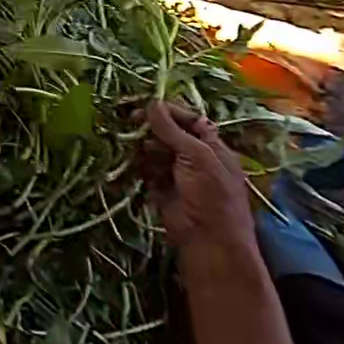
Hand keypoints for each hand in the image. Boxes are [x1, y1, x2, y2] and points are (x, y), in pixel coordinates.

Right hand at [138, 103, 254, 251]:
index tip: (149, 106)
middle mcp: (194, 157)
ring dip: (144, 147)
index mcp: (211, 147)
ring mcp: (177, 172)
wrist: (208, 240)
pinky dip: (139, 164)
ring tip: (137, 149)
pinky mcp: (160, 187)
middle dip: (152, 128)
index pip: (190, 120)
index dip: (171, 112)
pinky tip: (136, 164)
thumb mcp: (197, 156)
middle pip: (168, 133)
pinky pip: (146, 168)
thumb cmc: (211, 194)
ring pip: (154, 149)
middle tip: (132, 122)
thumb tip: (152, 103)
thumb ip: (172, 129)